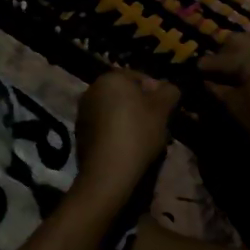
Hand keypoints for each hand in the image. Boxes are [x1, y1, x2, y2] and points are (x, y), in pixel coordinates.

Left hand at [73, 70, 180, 207]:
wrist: (108, 171)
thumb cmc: (138, 132)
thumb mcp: (163, 108)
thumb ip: (169, 91)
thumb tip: (167, 88)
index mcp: (111, 78)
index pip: (141, 77)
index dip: (158, 93)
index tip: (167, 110)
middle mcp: (92, 90)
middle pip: (127, 95)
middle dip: (143, 106)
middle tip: (159, 124)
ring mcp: (83, 113)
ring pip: (116, 111)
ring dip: (131, 120)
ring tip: (146, 139)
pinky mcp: (80, 133)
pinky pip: (106, 126)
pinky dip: (118, 132)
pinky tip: (129, 147)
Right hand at [199, 32, 249, 153]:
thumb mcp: (234, 106)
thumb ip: (217, 88)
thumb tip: (206, 79)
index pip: (221, 58)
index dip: (205, 66)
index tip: (195, 70)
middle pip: (237, 39)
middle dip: (223, 52)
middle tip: (216, 69)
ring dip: (242, 47)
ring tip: (235, 65)